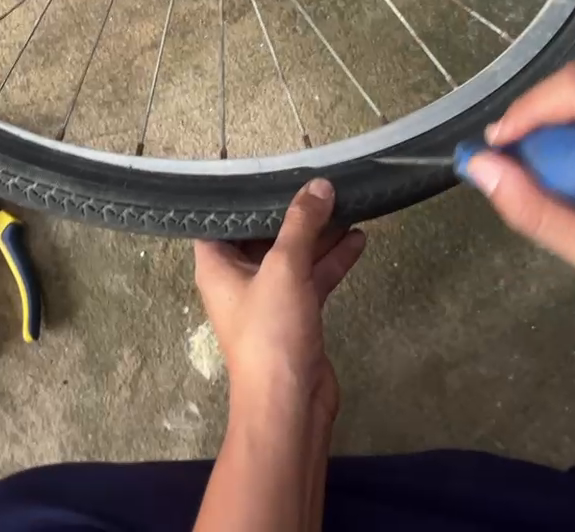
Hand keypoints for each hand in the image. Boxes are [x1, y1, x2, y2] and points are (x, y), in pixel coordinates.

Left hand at [194, 180, 366, 419]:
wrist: (290, 405)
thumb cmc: (271, 331)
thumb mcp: (284, 267)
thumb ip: (301, 224)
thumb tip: (319, 185)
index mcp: (216, 262)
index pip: (222, 218)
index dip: (240, 194)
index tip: (266, 169)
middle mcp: (238, 275)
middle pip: (262, 232)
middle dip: (290, 210)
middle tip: (316, 179)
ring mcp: (268, 296)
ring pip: (293, 254)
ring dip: (317, 233)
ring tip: (346, 201)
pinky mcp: (296, 314)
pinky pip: (311, 276)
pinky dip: (331, 259)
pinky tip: (358, 238)